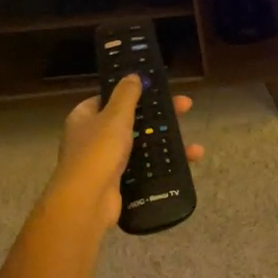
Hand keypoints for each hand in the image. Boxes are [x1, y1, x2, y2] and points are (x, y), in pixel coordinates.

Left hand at [42, 76, 203, 228]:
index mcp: (84, 118)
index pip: (106, 99)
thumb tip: (133, 75)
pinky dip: (163, 165)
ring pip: (140, 146)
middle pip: (130, 121)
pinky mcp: (117, 182)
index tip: (154, 89)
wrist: (87, 202)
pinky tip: (185, 163)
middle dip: (158, 117)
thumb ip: (126, 94)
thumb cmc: (98, 151)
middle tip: (185, 108)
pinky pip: (144, 169)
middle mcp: (91, 138)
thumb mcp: (115, 116)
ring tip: (193, 146)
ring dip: (166, 144)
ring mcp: (104, 162)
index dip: (129, 93)